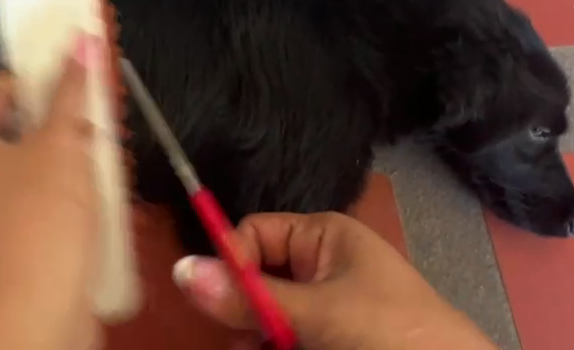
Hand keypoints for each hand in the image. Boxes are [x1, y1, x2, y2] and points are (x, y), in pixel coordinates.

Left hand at [0, 35, 106, 349]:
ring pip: (16, 170)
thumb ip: (72, 89)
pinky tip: (87, 201)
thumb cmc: (37, 223)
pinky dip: (49, 199)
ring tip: (98, 157)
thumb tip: (83, 37)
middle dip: (52, 122)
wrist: (28, 331)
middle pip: (5, 128)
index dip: (35, 79)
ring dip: (58, 161)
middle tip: (92, 120)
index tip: (74, 85)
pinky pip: (19, 208)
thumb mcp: (62, 144)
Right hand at [173, 212, 495, 349]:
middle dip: (245, 314)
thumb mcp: (318, 314)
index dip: (231, 263)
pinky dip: (279, 348)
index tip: (214, 302)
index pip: (255, 234)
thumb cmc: (392, 335)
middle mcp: (324, 269)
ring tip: (253, 349)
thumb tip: (181, 269)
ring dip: (259, 339)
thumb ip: (250, 297)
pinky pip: (292, 340)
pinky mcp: (336, 342)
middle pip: (260, 282)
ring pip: (272, 321)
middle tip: (239, 343)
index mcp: (324, 238)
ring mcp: (331, 313)